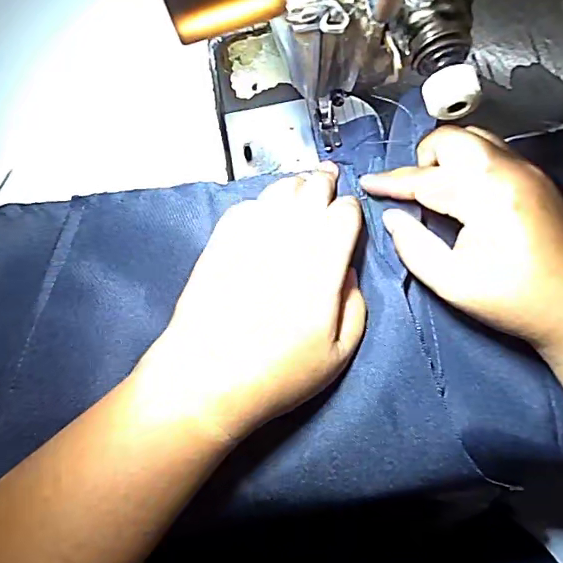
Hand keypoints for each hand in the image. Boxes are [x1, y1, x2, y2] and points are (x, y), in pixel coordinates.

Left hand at [131, 164, 367, 444]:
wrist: (206, 378)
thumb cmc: (276, 374)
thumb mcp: (338, 355)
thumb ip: (356, 308)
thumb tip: (347, 275)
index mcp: (323, 262)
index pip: (345, 210)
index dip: (351, 210)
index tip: (350, 219)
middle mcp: (288, 238)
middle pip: (313, 187)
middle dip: (326, 185)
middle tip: (329, 185)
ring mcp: (250, 235)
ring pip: (279, 189)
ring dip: (295, 188)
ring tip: (300, 195)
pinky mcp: (220, 241)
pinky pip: (246, 205)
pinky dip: (261, 204)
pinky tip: (263, 218)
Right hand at [361, 126, 562, 364]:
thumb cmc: (517, 302)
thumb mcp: (454, 284)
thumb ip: (414, 246)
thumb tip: (393, 217)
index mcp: (486, 194)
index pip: (426, 177)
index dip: (391, 182)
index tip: (367, 183)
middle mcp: (509, 170)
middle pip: (451, 139)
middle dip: (424, 161)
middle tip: (412, 194)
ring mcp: (528, 170)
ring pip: (475, 139)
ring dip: (449, 157)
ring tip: (438, 192)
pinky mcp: (539, 178)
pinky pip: (494, 152)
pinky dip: (471, 163)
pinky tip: (468, 197)